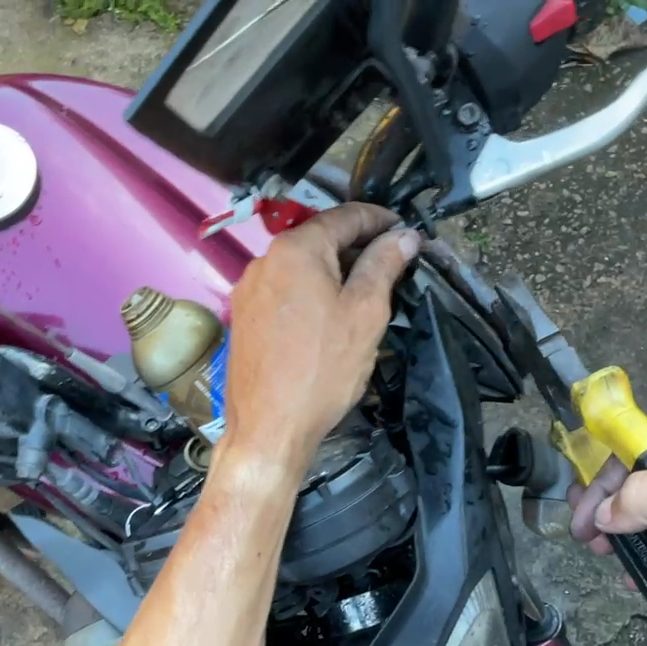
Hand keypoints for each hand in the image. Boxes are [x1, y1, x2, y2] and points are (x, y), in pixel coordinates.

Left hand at [221, 203, 419, 465]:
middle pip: (319, 241)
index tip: (403, 231)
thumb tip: (403, 236)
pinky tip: (325, 322)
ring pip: (299, 270)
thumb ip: (383, 266)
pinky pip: (283, 294)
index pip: (344, 216)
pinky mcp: (243, 321)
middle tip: (389, 269)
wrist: (269, 429)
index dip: (379, 220)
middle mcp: (264, 261)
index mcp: (295, 250)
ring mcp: (248, 292)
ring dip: (331, 275)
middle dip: (355, 250)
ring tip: (360, 299)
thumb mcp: (365, 315)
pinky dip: (309, 296)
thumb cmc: (322, 371)